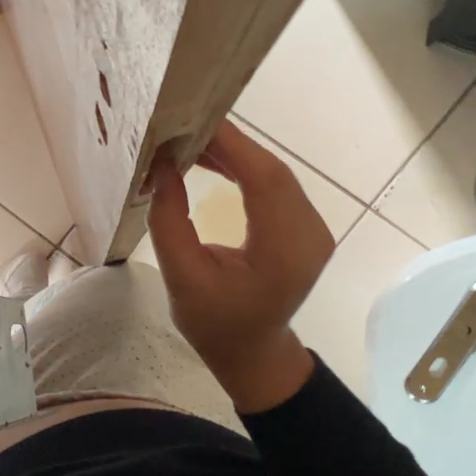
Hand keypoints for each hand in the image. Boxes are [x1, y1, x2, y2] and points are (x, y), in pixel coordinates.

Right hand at [145, 120, 333, 412]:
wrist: (252, 353)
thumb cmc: (214, 324)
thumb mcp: (181, 277)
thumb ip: (170, 221)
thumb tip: (161, 168)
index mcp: (285, 250)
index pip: (264, 180)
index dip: (231, 145)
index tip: (192, 122)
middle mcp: (311, 233)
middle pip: (274, 172)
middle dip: (230, 145)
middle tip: (183, 130)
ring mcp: (314, 230)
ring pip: (277, 175)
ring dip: (236, 155)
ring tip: (192, 144)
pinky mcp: (305, 228)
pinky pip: (277, 188)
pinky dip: (246, 171)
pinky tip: (216, 163)